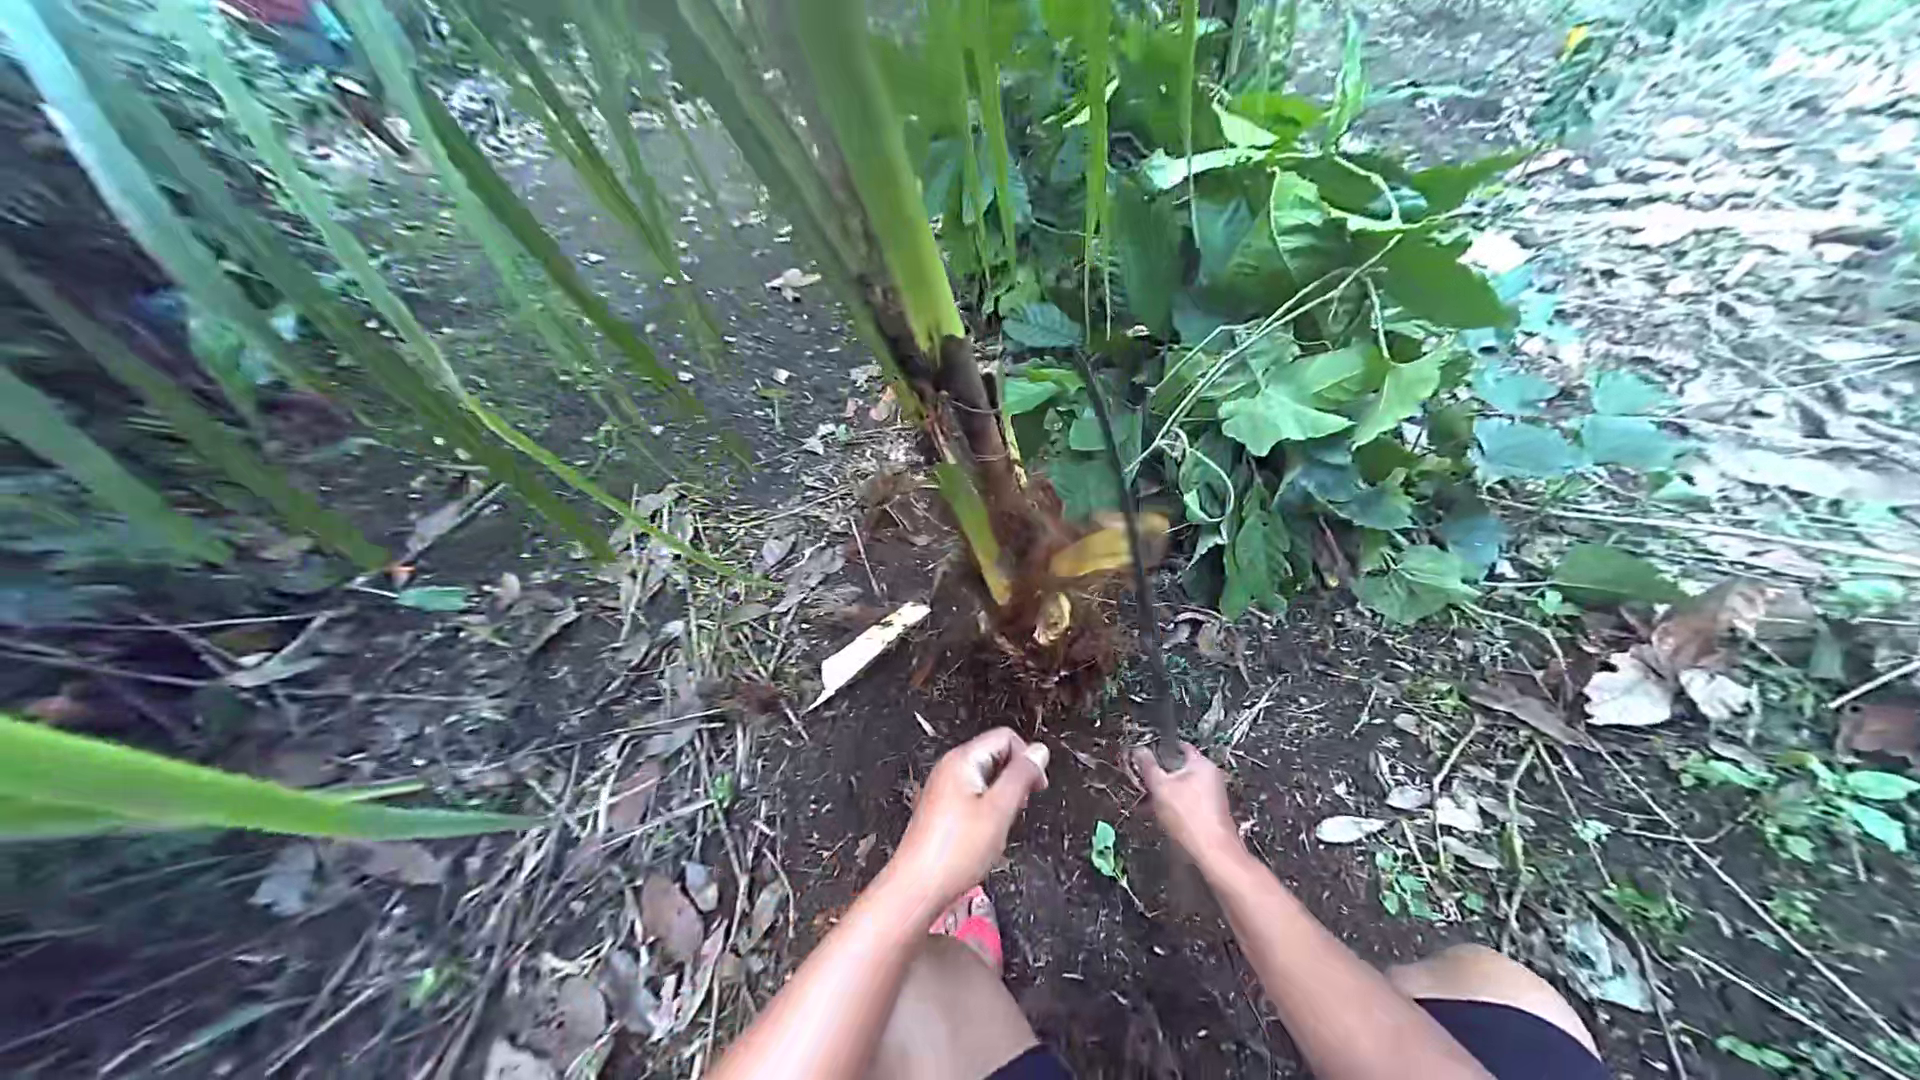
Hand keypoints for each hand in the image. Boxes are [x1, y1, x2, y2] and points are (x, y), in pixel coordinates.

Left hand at [881, 728, 1049, 912]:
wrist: (918, 887)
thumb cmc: (954, 852)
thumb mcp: (999, 810)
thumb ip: (1021, 776)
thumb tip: (1039, 751)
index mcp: (962, 760)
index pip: (1006, 737)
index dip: (1027, 759)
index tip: (1036, 786)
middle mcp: (949, 768)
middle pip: (996, 755)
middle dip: (1015, 778)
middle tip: (1019, 807)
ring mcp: (944, 788)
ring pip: (986, 777)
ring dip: (1002, 796)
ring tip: (1002, 823)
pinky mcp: (942, 808)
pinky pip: (974, 795)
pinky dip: (987, 809)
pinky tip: (986, 834)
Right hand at [1132, 742, 1243, 867]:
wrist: (1213, 853)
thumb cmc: (1188, 816)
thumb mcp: (1160, 787)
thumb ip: (1148, 766)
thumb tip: (1139, 749)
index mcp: (1202, 764)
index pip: (1179, 747)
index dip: (1160, 749)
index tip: (1144, 756)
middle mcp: (1211, 776)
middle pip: (1179, 769)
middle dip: (1160, 776)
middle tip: (1143, 783)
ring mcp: (1213, 795)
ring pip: (1182, 787)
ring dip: (1164, 793)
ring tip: (1147, 803)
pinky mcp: (1211, 813)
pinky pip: (1188, 802)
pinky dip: (1174, 805)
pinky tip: (1161, 816)